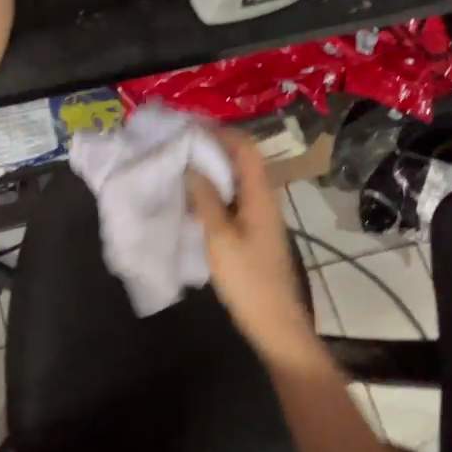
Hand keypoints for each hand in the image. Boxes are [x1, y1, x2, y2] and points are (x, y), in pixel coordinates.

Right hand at [187, 129, 316, 364]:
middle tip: (176, 145)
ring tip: (177, 167)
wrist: (275, 324)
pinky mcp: (252, 232)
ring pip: (235, 181)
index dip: (220, 132)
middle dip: (211, 148)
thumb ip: (206, 199)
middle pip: (240, 161)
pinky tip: (190, 199)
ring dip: (210, 170)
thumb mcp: (220, 238)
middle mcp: (263, 200)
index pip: (244, 149)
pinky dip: (212, 191)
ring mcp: (259, 217)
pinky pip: (231, 199)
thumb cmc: (248, 280)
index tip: (189, 127)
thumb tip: (191, 166)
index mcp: (260, 196)